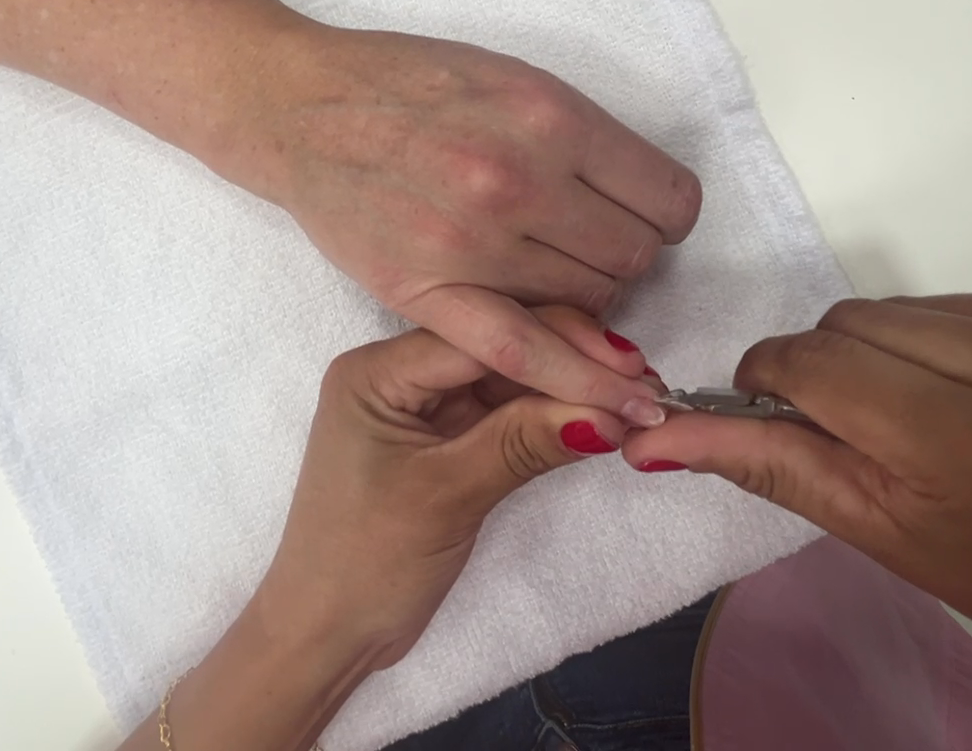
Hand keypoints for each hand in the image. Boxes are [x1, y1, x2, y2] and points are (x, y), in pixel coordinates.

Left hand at [137, 309, 637, 750]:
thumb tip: (615, 411)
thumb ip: (523, 443)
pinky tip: (593, 415)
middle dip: (567, 364)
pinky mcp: (439, 434)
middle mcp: (396, 371)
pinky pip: (497, 410)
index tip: (630, 370)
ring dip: (564, 389)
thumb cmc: (368, 560)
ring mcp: (419, 403)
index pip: (477, 339)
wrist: (326, 632)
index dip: (556, 349)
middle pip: (492, 349)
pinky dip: (544, 416)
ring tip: (636, 395)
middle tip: (645, 380)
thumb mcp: (446, 496)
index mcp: (376, 369)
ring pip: (501, 379)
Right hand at [226, 26, 697, 418]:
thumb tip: (633, 199)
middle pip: (635, 256)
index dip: (663, 213)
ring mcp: (470, 244)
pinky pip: (522, 352)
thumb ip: (578, 135)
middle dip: (624, 255)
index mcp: (549, 116)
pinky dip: (579, 383)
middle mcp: (518, 181)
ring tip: (548, 272)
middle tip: (585, 243)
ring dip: (589, 298)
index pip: (667, 198)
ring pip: (591, 304)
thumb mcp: (507, 74)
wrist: (299, 109)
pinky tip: (617, 404)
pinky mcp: (424, 292)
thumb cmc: (402, 80)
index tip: (640, 216)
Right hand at [623, 278, 971, 750]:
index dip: (778, 378)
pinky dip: (968, 338)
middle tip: (883, 425)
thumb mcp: (876, 530)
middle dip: (842, 367)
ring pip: (911, 306)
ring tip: (950, 409)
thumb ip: (757, 462)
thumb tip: (640, 437)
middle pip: (855, 322)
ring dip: (903, 350)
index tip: (784, 405)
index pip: (812, 361)